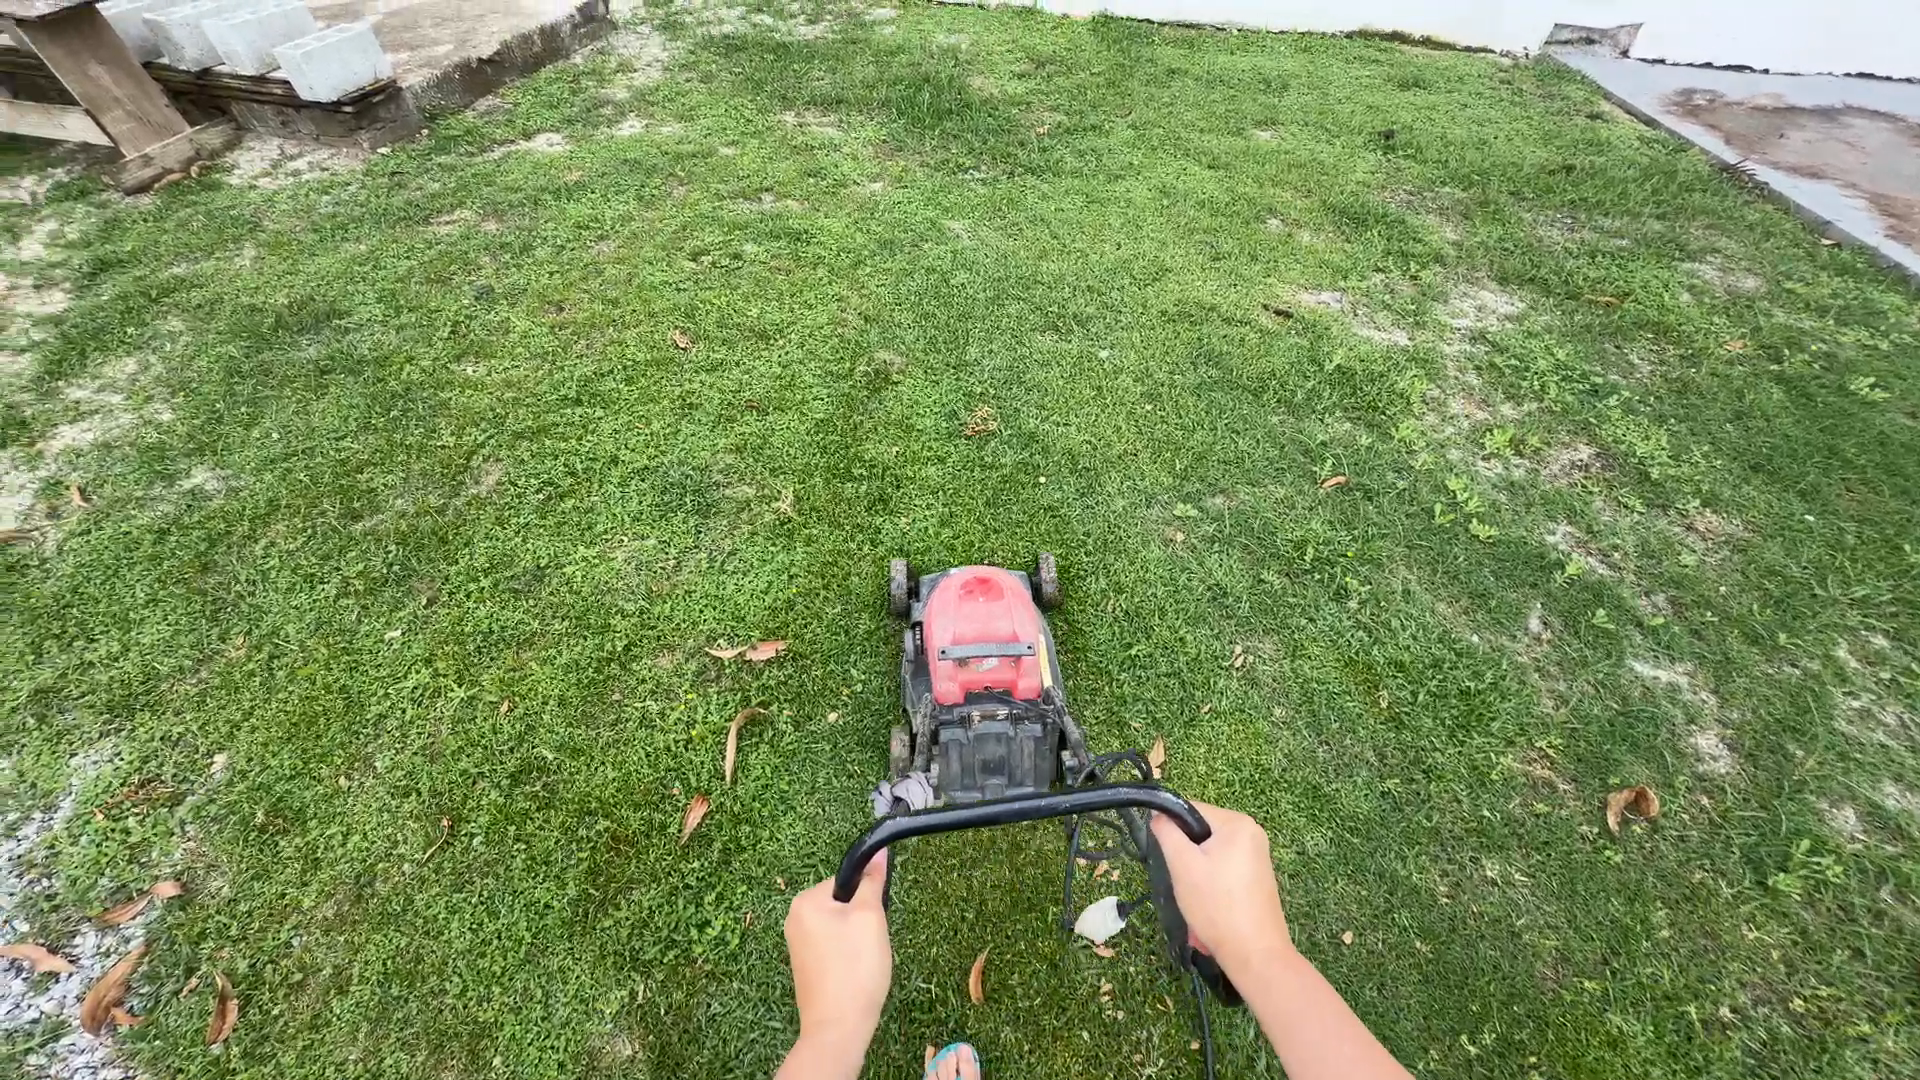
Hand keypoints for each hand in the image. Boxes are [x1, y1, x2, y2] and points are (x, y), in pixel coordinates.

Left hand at [776, 852, 890, 1078]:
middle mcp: (794, 918)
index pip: (846, 881)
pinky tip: (855, 971)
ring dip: (857, 937)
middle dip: (861, 919)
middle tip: (869, 942)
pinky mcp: (805, 966)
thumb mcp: (870, 915)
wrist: (838, 1029)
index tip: (873, 921)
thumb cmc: (855, 967)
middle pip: (842, 902)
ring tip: (864, 959)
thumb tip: (877, 851)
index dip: (866, 898)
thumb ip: (873, 880)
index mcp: (805, 900)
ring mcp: (797, 944)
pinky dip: (848, 954)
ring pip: (840, 925)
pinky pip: (833, 945)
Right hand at [1150, 801, 1292, 977]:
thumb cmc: (1216, 906)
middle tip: (1182, 880)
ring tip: (1194, 897)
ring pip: (1211, 853)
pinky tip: (1208, 906)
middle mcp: (1252, 833)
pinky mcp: (1258, 877)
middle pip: (1202, 832)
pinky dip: (1211, 883)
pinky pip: (1224, 868)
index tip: (1168, 856)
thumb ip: (1167, 832)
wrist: (1256, 956)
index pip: (1191, 810)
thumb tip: (1158, 814)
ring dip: (1197, 872)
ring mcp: (1258, 856)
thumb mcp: (1182, 864)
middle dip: (1187, 855)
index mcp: (1238, 823)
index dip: (1172, 830)